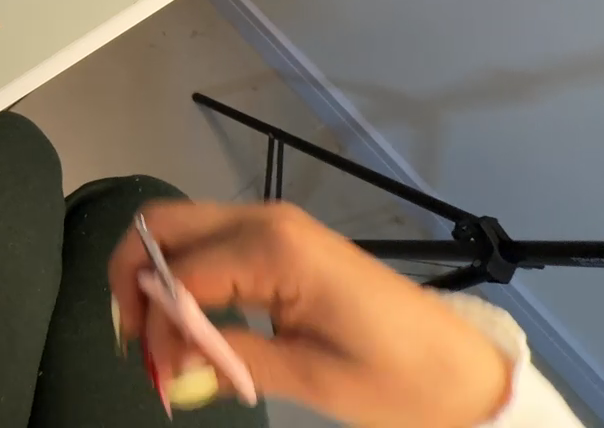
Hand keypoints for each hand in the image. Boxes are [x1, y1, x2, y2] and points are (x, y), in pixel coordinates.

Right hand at [112, 202, 513, 427]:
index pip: (181, 273)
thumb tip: (167, 366)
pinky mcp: (270, 237)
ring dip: (151, 272)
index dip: (157, 320)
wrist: (471, 372)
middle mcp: (260, 219)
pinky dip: (179, 273)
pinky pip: (202, 242)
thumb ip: (232, 360)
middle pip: (161, 224)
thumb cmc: (404, 383)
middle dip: (132, 274)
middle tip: (132, 333)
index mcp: (274, 248)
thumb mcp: (316, 379)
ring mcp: (264, 223)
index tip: (156, 371)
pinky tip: (183, 317)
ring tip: (153, 331)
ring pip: (174, 228)